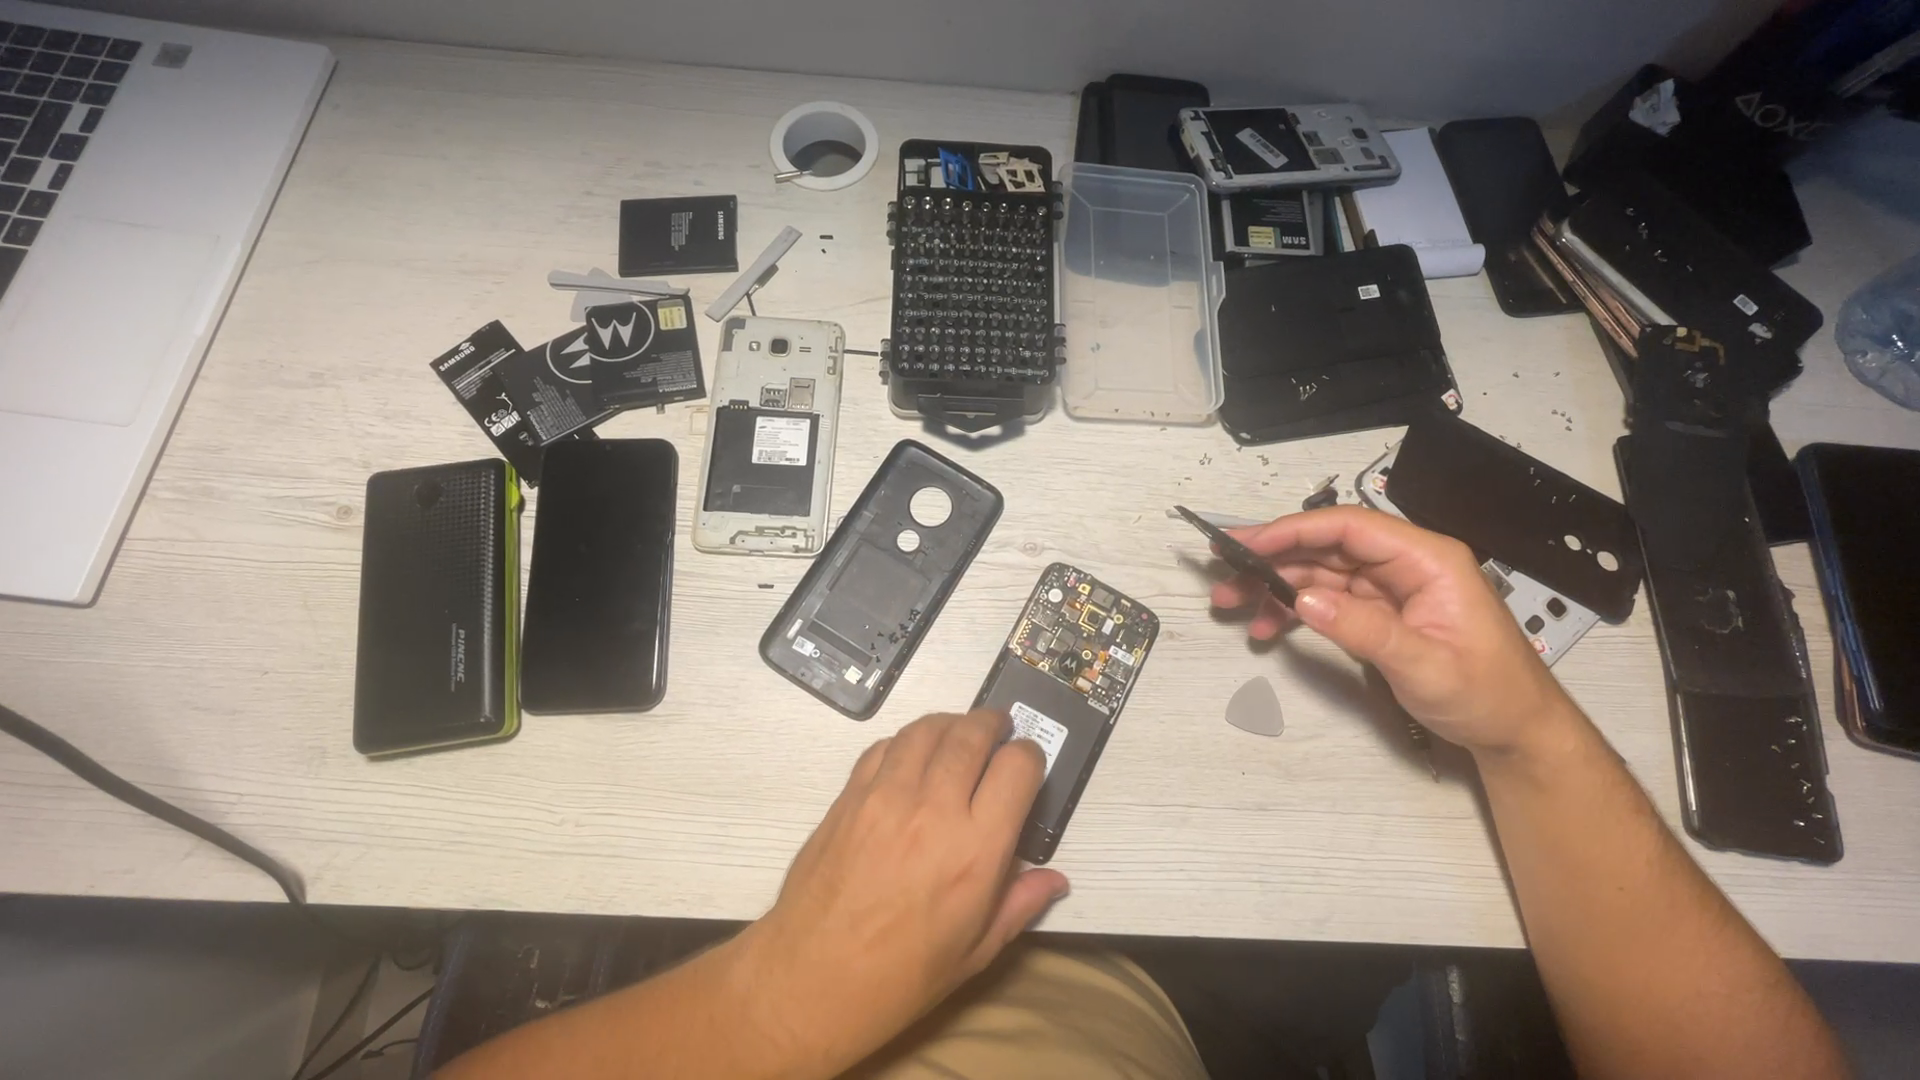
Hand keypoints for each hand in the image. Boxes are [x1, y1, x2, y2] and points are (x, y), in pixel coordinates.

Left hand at [732, 709, 1067, 1075]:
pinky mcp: (850, 796)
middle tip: (999, 729)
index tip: (1027, 766)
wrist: (810, 980)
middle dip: (992, 723)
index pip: (1017, 767)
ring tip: (959, 734)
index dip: (1029, 756)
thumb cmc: (901, 977)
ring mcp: (885, 796)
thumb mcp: (975, 952)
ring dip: (951, 724)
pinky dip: (907, 741)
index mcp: (976, 849)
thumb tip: (1057, 878)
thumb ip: (1020, 904)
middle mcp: (934, 809)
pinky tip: (912, 757)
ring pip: (926, 730)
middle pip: (971, 734)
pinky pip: (884, 746)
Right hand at [1210, 506, 1569, 755]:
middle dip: (1271, 559)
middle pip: (1325, 547)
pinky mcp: (1377, 611)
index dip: (1293, 531)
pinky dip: (1292, 612)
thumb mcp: (1426, 665)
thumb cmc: (1487, 694)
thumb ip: (1364, 629)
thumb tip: (1303, 600)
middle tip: (1222, 572)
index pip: (1349, 528)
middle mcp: (1403, 565)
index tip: (1247, 546)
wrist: (1515, 731)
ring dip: (1273, 587)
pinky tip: (1266, 628)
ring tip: (1231, 604)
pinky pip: (1325, 600)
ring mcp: (1388, 588)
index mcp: (1427, 560)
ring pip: (1317, 573)